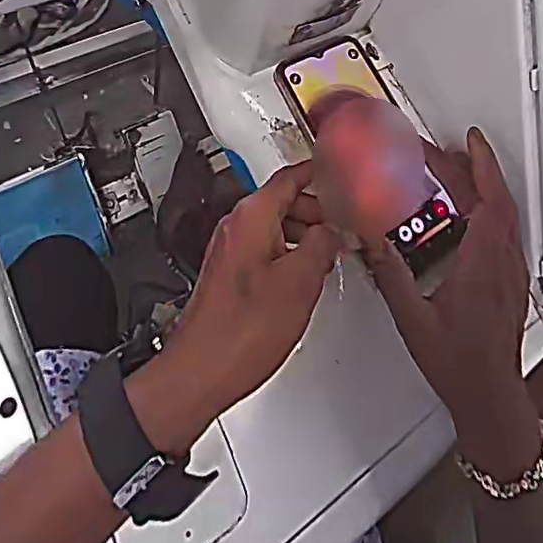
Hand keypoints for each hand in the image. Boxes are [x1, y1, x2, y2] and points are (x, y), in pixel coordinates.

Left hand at [132, 162, 340, 451]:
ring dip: (303, 233)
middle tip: (341, 222)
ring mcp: (229, 249)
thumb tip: (333, 231)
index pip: (290, 177)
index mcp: (252, 217)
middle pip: (283, 200)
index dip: (317, 173)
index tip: (334, 172)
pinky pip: (264, 247)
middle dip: (316, 210)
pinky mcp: (229, 272)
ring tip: (328, 253)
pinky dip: (288, 251)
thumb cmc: (241, 332)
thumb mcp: (301, 280)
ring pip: (275, 225)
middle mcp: (236, 227)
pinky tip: (304, 275)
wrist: (201, 371)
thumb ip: (323, 244)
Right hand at [358, 128, 541, 479]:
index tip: (468, 139)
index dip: (479, 163)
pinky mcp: (511, 280)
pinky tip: (469, 212)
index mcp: (482, 262)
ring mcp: (511, 270)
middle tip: (449, 150)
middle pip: (496, 198)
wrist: (491, 395)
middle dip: (474, 166)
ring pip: (504, 212)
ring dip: (483, 185)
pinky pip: (505, 229)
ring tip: (458, 170)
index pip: (486, 198)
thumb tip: (375, 241)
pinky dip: (488, 207)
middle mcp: (502, 261)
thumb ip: (391, 274)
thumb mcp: (413, 317)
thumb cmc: (460, 363)